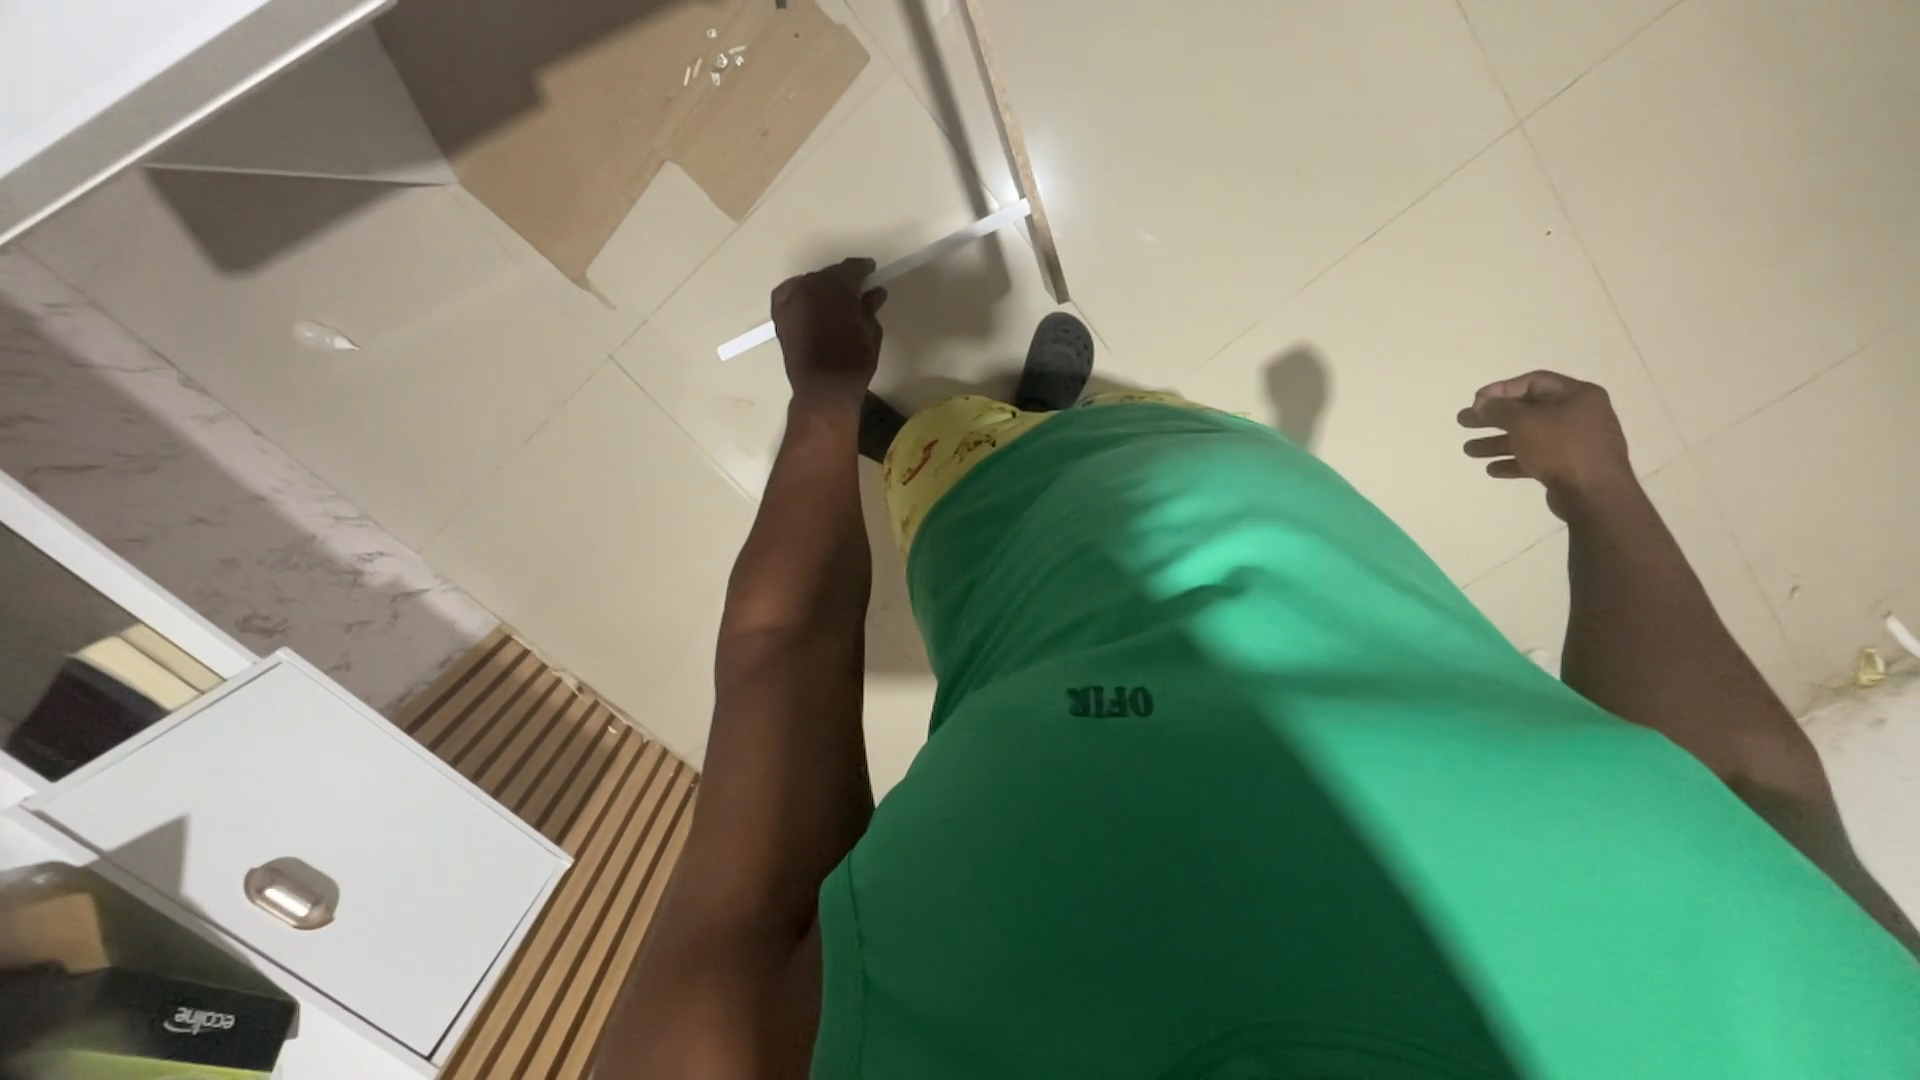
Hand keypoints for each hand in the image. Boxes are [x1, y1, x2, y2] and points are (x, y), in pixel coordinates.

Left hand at [771, 258, 887, 410]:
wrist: (823, 390)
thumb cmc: (853, 363)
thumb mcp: (871, 333)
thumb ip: (870, 308)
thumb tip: (875, 293)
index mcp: (837, 289)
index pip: (851, 269)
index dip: (863, 268)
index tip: (871, 271)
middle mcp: (811, 287)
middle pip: (829, 274)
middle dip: (843, 278)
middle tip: (856, 287)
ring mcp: (792, 300)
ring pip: (810, 283)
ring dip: (823, 286)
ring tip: (835, 297)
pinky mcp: (780, 316)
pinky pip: (789, 293)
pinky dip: (800, 292)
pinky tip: (808, 298)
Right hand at [1458, 370, 1635, 518]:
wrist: (1594, 493)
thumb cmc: (1560, 448)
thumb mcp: (1524, 422)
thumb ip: (1498, 409)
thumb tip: (1482, 404)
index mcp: (1576, 395)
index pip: (1533, 382)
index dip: (1501, 389)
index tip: (1475, 402)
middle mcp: (1579, 414)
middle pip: (1527, 410)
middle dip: (1493, 418)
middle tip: (1464, 422)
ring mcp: (1576, 442)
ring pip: (1529, 436)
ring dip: (1497, 442)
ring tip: (1469, 450)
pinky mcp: (1570, 465)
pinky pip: (1537, 458)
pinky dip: (1514, 461)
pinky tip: (1492, 469)